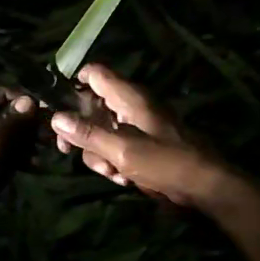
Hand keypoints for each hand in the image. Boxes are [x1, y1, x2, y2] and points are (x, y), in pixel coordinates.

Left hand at [0, 86, 38, 236]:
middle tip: (53, 132)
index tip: (50, 108)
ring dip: (29, 137)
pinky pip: (6, 144)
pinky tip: (36, 161)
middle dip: (30, 121)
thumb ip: (10, 123)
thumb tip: (30, 99)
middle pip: (6, 110)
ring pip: (9, 128)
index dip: (25, 99)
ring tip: (49, 146)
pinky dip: (21, 151)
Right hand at [50, 64, 238, 209]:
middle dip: (79, 132)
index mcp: (128, 97)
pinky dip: (113, 162)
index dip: (71, 85)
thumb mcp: (122, 150)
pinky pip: (113, 149)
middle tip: (68, 151)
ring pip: (99, 133)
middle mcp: (130, 106)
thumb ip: (88, 134)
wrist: (204, 186)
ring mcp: (135, 126)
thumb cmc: (165, 162)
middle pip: (89, 108)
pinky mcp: (139, 145)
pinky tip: (123, 178)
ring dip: (98, 154)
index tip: (56, 108)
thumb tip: (55, 118)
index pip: (93, 73)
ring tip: (112, 172)